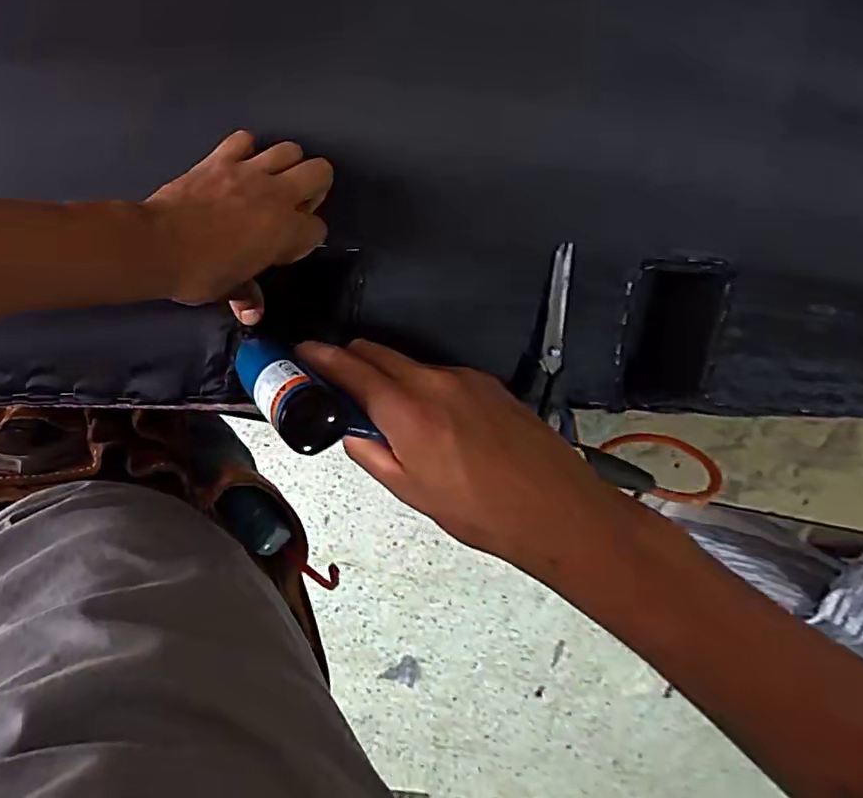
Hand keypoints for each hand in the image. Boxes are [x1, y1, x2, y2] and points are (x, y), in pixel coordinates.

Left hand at [144, 131, 331, 323]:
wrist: (156, 245)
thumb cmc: (195, 270)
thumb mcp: (227, 288)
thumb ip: (246, 295)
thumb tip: (251, 310)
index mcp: (284, 230)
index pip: (317, 228)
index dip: (304, 239)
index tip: (285, 247)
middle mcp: (274, 195)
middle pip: (320, 172)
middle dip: (314, 187)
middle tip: (294, 204)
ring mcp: (247, 172)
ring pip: (289, 149)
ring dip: (286, 164)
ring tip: (270, 182)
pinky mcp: (220, 159)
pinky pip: (244, 140)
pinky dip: (245, 149)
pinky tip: (237, 166)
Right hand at [298, 339, 642, 570]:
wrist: (558, 511)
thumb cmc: (487, 511)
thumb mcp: (411, 491)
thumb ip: (370, 453)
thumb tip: (352, 433)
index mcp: (407, 411)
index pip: (349, 367)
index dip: (318, 356)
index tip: (303, 353)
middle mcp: (433, 382)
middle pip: (373, 350)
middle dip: (348, 360)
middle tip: (336, 385)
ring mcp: (463, 378)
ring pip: (406, 361)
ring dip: (386, 376)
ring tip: (392, 417)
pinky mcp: (486, 382)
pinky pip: (438, 373)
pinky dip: (421, 385)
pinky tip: (433, 420)